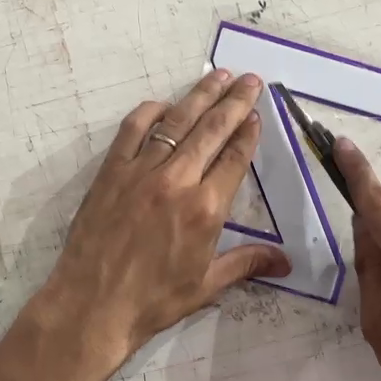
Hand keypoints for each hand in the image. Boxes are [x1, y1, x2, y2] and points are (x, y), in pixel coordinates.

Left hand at [37, 71, 291, 362]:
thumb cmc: (154, 300)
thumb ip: (247, 263)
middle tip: (250, 80)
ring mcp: (142, 171)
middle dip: (234, 101)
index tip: (257, 114)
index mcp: (206, 208)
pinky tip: (163, 104)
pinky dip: (150, 112)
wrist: (93, 304)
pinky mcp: (112, 171)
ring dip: (200, 96)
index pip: (235, 157)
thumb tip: (287, 262)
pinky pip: (133, 130)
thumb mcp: (207, 284)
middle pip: (212, 130)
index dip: (248, 132)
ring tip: (218, 76)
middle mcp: (178, 180)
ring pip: (177, 122)